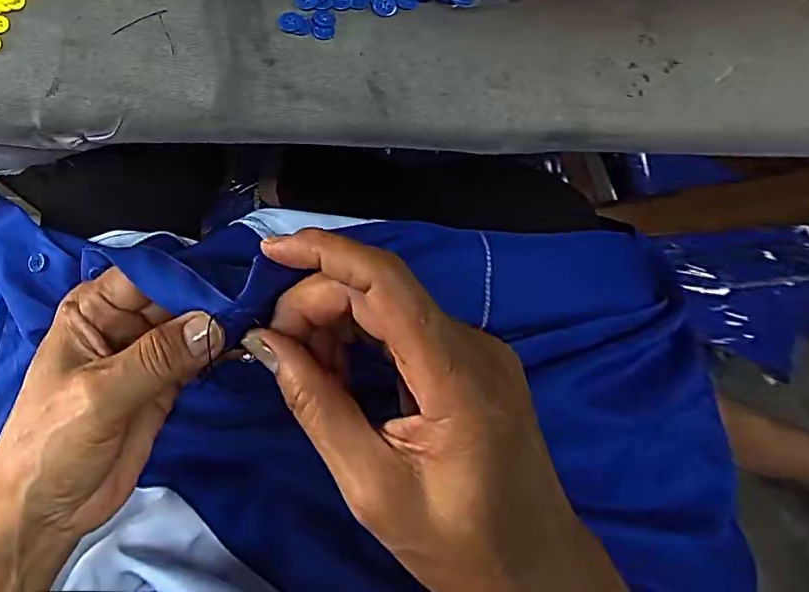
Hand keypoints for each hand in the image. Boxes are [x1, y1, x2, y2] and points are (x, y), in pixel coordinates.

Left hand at [0, 268, 222, 591]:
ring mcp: (144, 353)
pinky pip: (196, 357)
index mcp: (92, 308)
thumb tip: (210, 324)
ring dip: (219, 323)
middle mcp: (120, 321)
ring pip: (190, 324)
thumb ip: (155, 358)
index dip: (183, 274)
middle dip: (209, 297)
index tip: (225, 277)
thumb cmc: (48, 446)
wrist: (42, 516)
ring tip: (253, 318)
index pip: (145, 274)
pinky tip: (243, 347)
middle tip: (250, 298)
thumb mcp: (99, 395)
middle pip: (173, 295)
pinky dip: (218, 353)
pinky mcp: (164, 383)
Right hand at [243, 228, 625, 591]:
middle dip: (317, 303)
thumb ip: (317, 408)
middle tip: (277, 345)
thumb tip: (267, 344)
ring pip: (388, 302)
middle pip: (379, 290)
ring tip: (308, 368)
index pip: (386, 281)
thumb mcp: (374, 490)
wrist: (541, 575)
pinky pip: (404, 323)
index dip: (326, 251)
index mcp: (455, 374)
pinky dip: (361, 335)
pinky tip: (340, 371)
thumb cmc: (462, 548)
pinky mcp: (472, 355)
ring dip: (336, 320)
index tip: (274, 249)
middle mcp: (471, 342)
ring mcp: (476, 345)